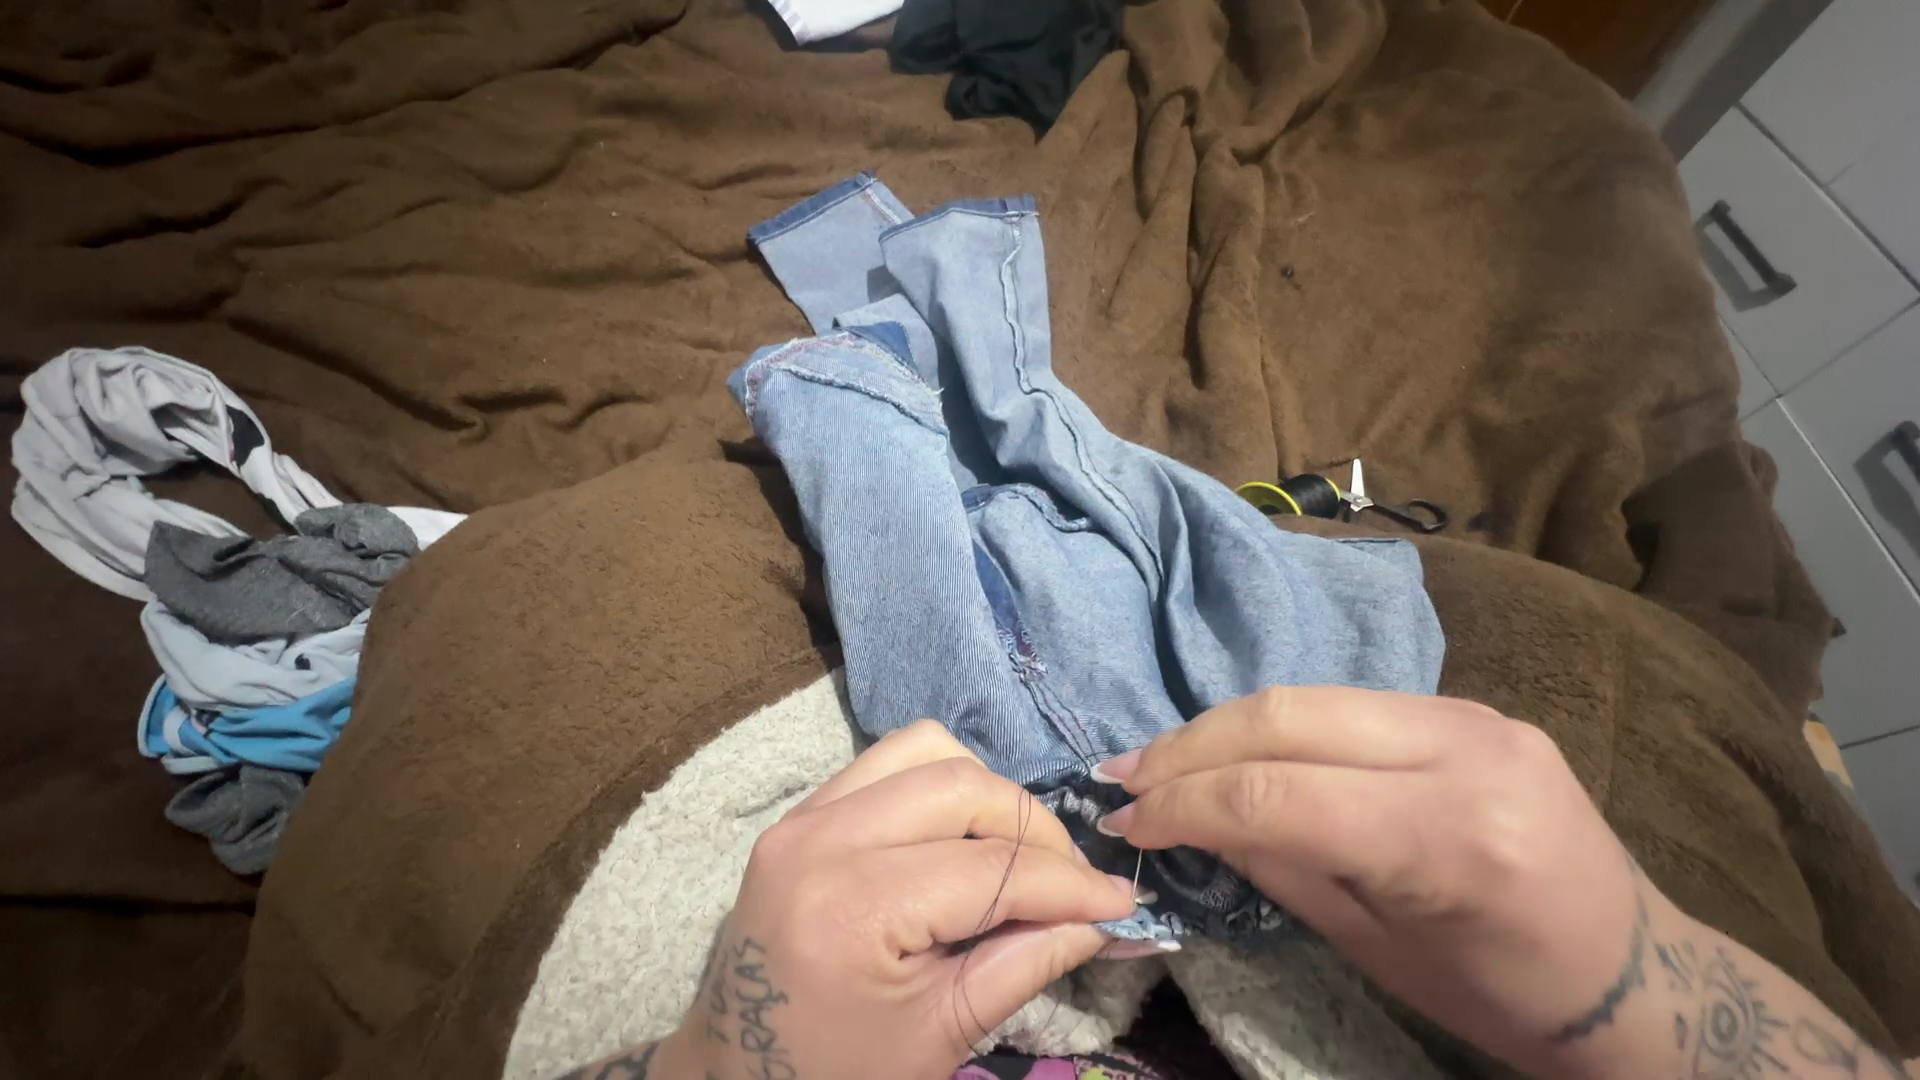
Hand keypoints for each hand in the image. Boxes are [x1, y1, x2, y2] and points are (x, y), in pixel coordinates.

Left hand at [651, 721, 1142, 1079]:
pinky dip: (940, 782)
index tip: (1119, 898)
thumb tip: (1102, 914)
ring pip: (927, 751)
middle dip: (1032, 828)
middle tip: (1069, 878)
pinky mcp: (803, 808)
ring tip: (1013, 850)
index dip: (1066, 882)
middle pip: (962, 787)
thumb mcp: (942, 1034)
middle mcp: (823, 837)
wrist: (731, 1073)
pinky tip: (958, 832)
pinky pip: (889, 760)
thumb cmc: (836, 1074)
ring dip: (986, 792)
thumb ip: (1026, 961)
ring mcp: (805, 813)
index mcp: (853, 908)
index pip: (989, 869)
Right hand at [1092, 686, 1639, 1076]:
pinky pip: (1339, 703)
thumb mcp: (1372, 946)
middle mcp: (1465, 752)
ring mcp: (1470, 714)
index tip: (1125, 818)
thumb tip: (1186, 816)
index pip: (1278, 795)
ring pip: (1304, 696)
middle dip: (1188, 747)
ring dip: (1219, 728)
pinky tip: (1230, 747)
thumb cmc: (1500, 992)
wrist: (1639, 972)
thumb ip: (1274, 864)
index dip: (1183, 802)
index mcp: (1452, 838)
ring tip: (1160, 760)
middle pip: (1284, 719)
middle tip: (1125, 776)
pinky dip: (1270, 726)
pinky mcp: (1464, 705)